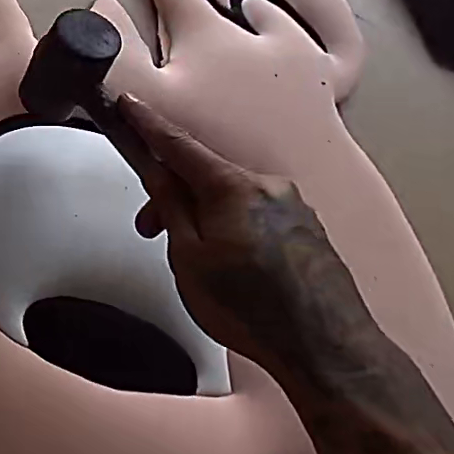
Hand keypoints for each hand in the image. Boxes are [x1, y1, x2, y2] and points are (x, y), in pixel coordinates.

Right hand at [119, 94, 382, 387]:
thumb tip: (157, 171)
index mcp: (233, 186)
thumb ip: (170, 205)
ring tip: (191, 258)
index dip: (147, 125)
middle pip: (203, 174)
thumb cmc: (253, 307)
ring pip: (229, 194)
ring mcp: (292, 206)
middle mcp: (268, 185)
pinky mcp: (305, 227)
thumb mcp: (188, 256)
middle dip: (171, 195)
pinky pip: (254, 211)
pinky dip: (229, 223)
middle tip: (150, 229)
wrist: (325, 348)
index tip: (128, 105)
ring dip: (200, 214)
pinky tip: (226, 259)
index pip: (178, 145)